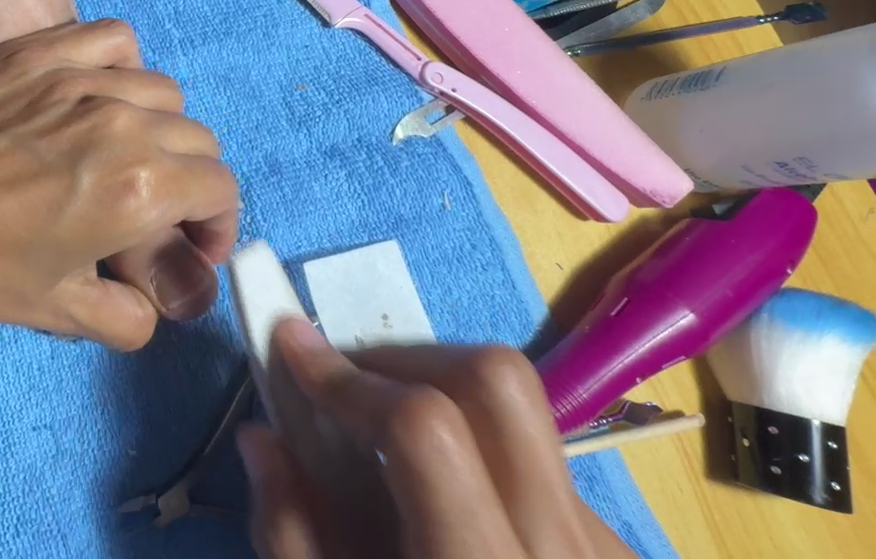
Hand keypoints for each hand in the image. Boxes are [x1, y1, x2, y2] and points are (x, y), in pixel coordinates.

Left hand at [0, 18, 240, 349]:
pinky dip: (117, 63)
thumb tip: (156, 310)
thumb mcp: (56, 309)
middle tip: (154, 206)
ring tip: (119, 150)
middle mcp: (119, 122)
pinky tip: (90, 92)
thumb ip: (127, 316)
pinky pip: (107, 38)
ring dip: (156, 123)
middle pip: (195, 137)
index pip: (219, 187)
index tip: (192, 242)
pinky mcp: (33, 52)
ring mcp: (74, 78)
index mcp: (137, 189)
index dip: (215, 222)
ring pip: (157, 87)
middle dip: (189, 178)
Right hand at [239, 318, 635, 558]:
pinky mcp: (623, 556)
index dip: (346, 374)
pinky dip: (475, 449)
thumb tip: (260, 437)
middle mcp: (563, 551)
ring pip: (523, 417)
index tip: (289, 345)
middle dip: (405, 356)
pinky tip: (444, 502)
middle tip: (348, 379)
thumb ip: (289, 534)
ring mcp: (609, 553)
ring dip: (438, 396)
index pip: (426, 426)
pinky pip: (540, 464)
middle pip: (498, 382)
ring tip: (386, 441)